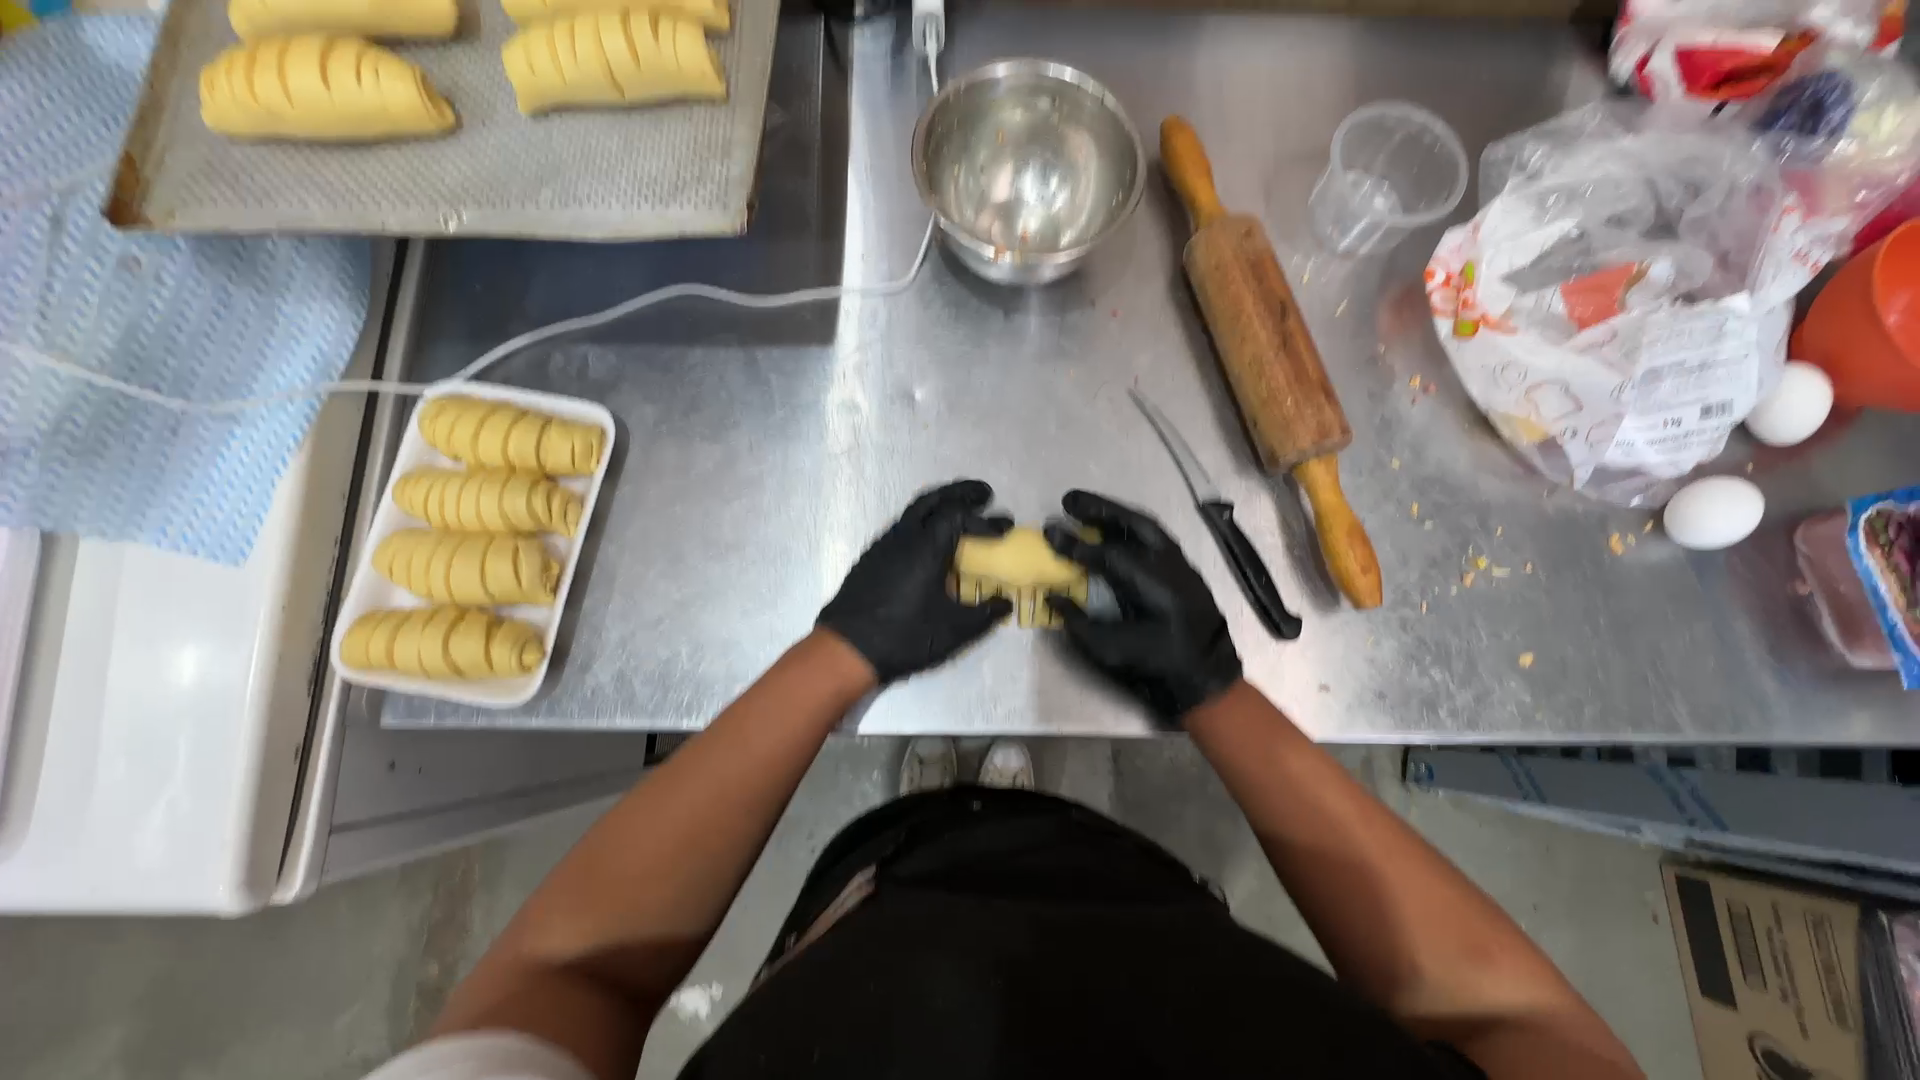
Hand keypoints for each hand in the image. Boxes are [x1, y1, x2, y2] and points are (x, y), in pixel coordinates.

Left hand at [817, 479, 1013, 683]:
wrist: (847, 649)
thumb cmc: (905, 636)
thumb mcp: (954, 630)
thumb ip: (984, 614)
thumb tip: (1004, 603)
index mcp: (926, 547)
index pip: (960, 517)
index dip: (985, 521)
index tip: (1004, 527)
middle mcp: (903, 537)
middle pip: (934, 499)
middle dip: (961, 492)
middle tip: (984, 494)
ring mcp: (883, 546)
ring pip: (914, 511)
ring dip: (939, 505)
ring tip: (959, 510)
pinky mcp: (871, 558)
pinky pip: (902, 527)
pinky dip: (923, 522)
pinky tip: (930, 542)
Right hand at [1045, 490, 1241, 722]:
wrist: (1207, 678)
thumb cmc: (1157, 669)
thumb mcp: (1111, 653)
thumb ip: (1077, 622)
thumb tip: (1053, 595)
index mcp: (1157, 589)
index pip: (1110, 555)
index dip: (1077, 544)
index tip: (1050, 531)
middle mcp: (1173, 568)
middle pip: (1136, 525)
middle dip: (1100, 509)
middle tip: (1068, 500)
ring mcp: (1183, 566)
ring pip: (1148, 528)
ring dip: (1116, 515)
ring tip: (1085, 509)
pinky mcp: (1184, 570)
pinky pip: (1156, 539)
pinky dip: (1131, 528)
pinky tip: (1112, 530)